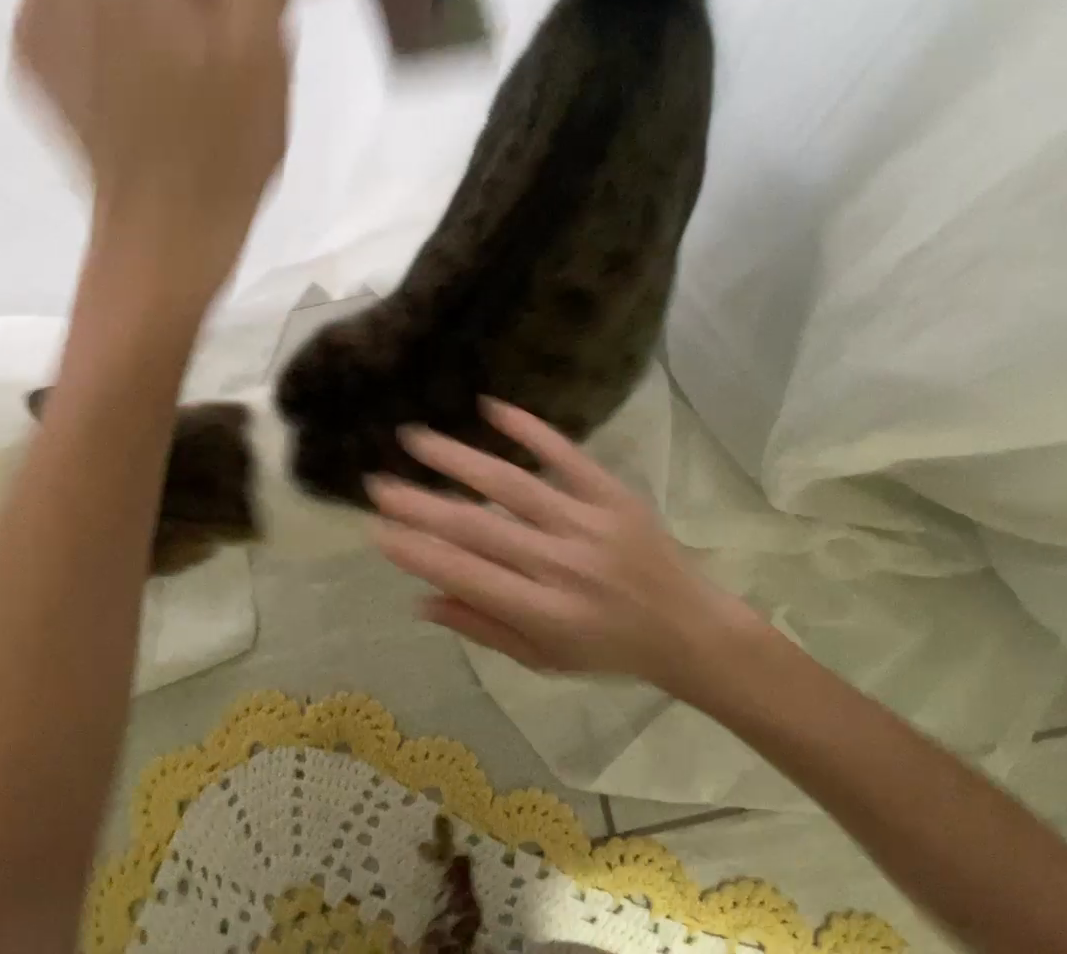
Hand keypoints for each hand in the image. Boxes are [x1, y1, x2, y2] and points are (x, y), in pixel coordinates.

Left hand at [14, 0, 289, 299]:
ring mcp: (38, 4)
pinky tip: (144, 80)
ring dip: (163, 2)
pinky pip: (89, 1)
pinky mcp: (31, 43)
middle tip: (226, 58)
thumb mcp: (263, 44)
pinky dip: (122, 27)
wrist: (164, 231)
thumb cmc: (228, 147)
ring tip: (187, 75)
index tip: (257, 20)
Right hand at [368, 401, 764, 691]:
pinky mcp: (614, 495)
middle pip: (481, 528)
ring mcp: (590, 524)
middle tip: (378, 484)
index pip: (468, 576)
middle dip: (422, 504)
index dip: (419, 553)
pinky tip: (493, 408)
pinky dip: (531, 430)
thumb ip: (483, 627)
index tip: (378, 531)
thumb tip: (421, 598)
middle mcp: (562, 565)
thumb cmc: (607, 650)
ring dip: (461, 460)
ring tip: (418, 440)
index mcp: (543, 613)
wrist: (688, 628)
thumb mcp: (542, 658)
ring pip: (514, 486)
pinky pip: (569, 456)